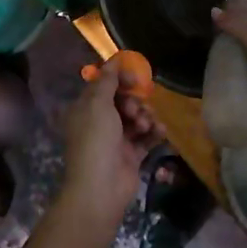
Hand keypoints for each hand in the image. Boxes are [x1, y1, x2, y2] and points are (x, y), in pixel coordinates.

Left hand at [59, 60, 165, 220]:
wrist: (101, 186)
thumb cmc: (96, 140)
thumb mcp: (97, 104)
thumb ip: (107, 81)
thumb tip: (113, 61)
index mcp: (85, 109)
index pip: (103, 86)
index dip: (119, 80)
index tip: (135, 79)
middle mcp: (98, 122)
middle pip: (122, 101)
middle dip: (133, 101)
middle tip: (135, 110)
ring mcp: (115, 139)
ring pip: (136, 118)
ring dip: (145, 116)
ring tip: (146, 125)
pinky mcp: (131, 155)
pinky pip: (146, 137)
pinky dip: (154, 132)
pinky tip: (161, 131)